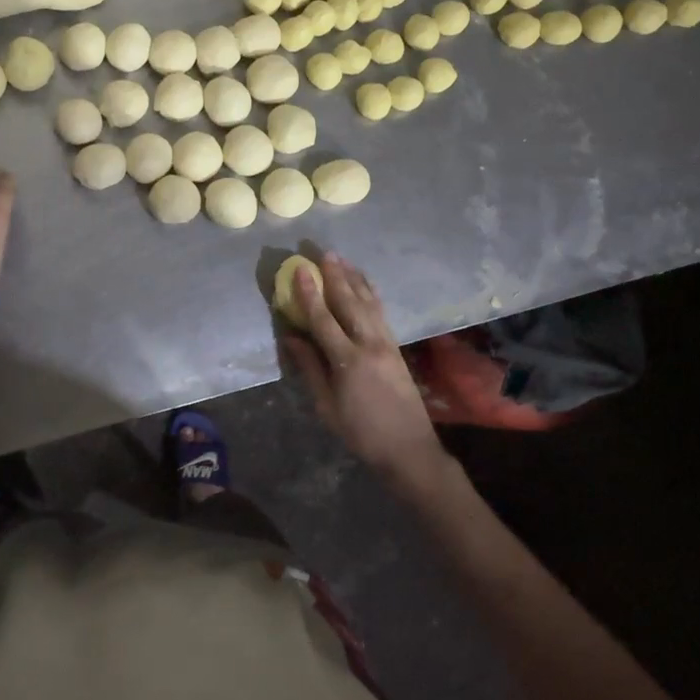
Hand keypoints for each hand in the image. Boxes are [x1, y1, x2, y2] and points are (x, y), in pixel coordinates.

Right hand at [282, 253, 451, 494]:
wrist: (408, 448)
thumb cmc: (360, 432)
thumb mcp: (326, 405)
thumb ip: (309, 368)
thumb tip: (291, 337)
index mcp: (348, 361)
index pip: (323, 319)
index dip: (309, 293)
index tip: (299, 268)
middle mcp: (370, 345)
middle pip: (349, 303)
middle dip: (335, 276)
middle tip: (320, 251)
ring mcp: (387, 344)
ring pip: (368, 303)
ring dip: (354, 279)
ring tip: (341, 259)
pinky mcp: (396, 348)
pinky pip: (380, 312)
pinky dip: (370, 293)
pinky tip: (364, 283)